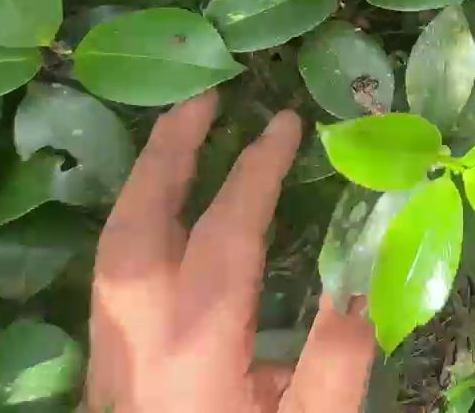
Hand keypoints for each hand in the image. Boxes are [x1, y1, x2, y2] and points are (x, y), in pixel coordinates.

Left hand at [87, 91, 373, 412]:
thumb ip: (340, 354)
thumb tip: (363, 268)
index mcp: (195, 354)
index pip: (224, 236)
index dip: (256, 172)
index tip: (287, 123)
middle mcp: (137, 349)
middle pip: (132, 234)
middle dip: (166, 158)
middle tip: (204, 100)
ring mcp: (113, 363)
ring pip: (111, 255)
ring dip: (148, 184)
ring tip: (187, 134)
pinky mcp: (111, 375)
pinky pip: (117, 276)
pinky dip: (144, 222)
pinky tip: (176, 210)